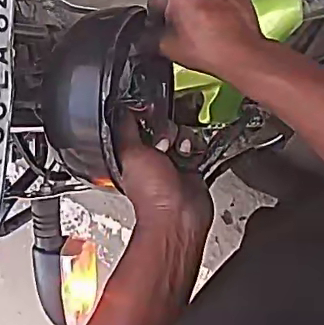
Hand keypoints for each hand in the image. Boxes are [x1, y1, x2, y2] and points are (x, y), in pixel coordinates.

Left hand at [114, 113, 211, 240]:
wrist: (178, 214)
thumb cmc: (151, 194)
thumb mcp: (129, 153)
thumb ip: (125, 130)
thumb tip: (122, 110)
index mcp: (136, 154)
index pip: (143, 124)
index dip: (148, 117)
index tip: (152, 113)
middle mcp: (156, 158)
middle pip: (167, 126)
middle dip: (168, 129)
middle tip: (165, 142)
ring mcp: (177, 163)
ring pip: (185, 134)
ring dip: (185, 139)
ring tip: (181, 152)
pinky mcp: (196, 168)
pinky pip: (201, 147)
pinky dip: (200, 147)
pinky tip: (192, 155)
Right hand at [147, 0, 270, 77]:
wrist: (242, 54)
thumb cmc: (212, 50)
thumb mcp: (169, 49)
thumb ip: (153, 38)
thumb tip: (149, 37)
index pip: (156, 1)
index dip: (156, 18)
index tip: (160, 26)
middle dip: (180, 10)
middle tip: (184, 31)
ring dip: (200, 5)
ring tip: (205, 28)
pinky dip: (218, 5)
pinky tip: (219, 23)